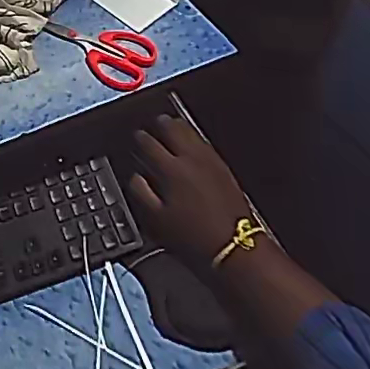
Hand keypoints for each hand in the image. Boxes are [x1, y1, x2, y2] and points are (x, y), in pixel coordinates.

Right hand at [128, 114, 254, 266]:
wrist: (234, 246)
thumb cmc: (195, 235)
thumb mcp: (157, 218)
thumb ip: (141, 192)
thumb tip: (135, 177)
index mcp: (170, 170)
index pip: (149, 144)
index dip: (140, 138)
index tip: (137, 137)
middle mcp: (190, 161)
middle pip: (173, 130)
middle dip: (161, 124)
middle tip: (155, 122)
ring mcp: (210, 163)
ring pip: (192, 134)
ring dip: (180, 127)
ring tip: (173, 124)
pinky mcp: (224, 169)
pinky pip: (206, 144)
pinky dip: (196, 138)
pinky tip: (194, 141)